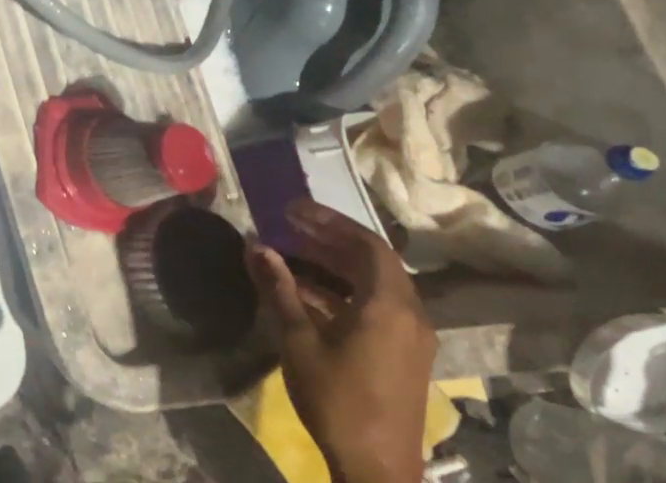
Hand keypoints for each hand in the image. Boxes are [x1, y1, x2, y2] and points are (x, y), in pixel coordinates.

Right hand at [247, 200, 436, 482]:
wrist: (377, 465)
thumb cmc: (337, 398)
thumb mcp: (298, 339)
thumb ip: (279, 288)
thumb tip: (256, 245)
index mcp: (389, 306)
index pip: (367, 245)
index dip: (330, 221)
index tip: (291, 209)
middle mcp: (409, 314)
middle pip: (372, 261)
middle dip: (328, 239)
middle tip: (286, 225)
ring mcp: (409, 336)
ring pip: (373, 283)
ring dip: (333, 264)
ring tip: (289, 254)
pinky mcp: (402, 352)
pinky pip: (375, 305)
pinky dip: (341, 289)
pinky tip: (305, 292)